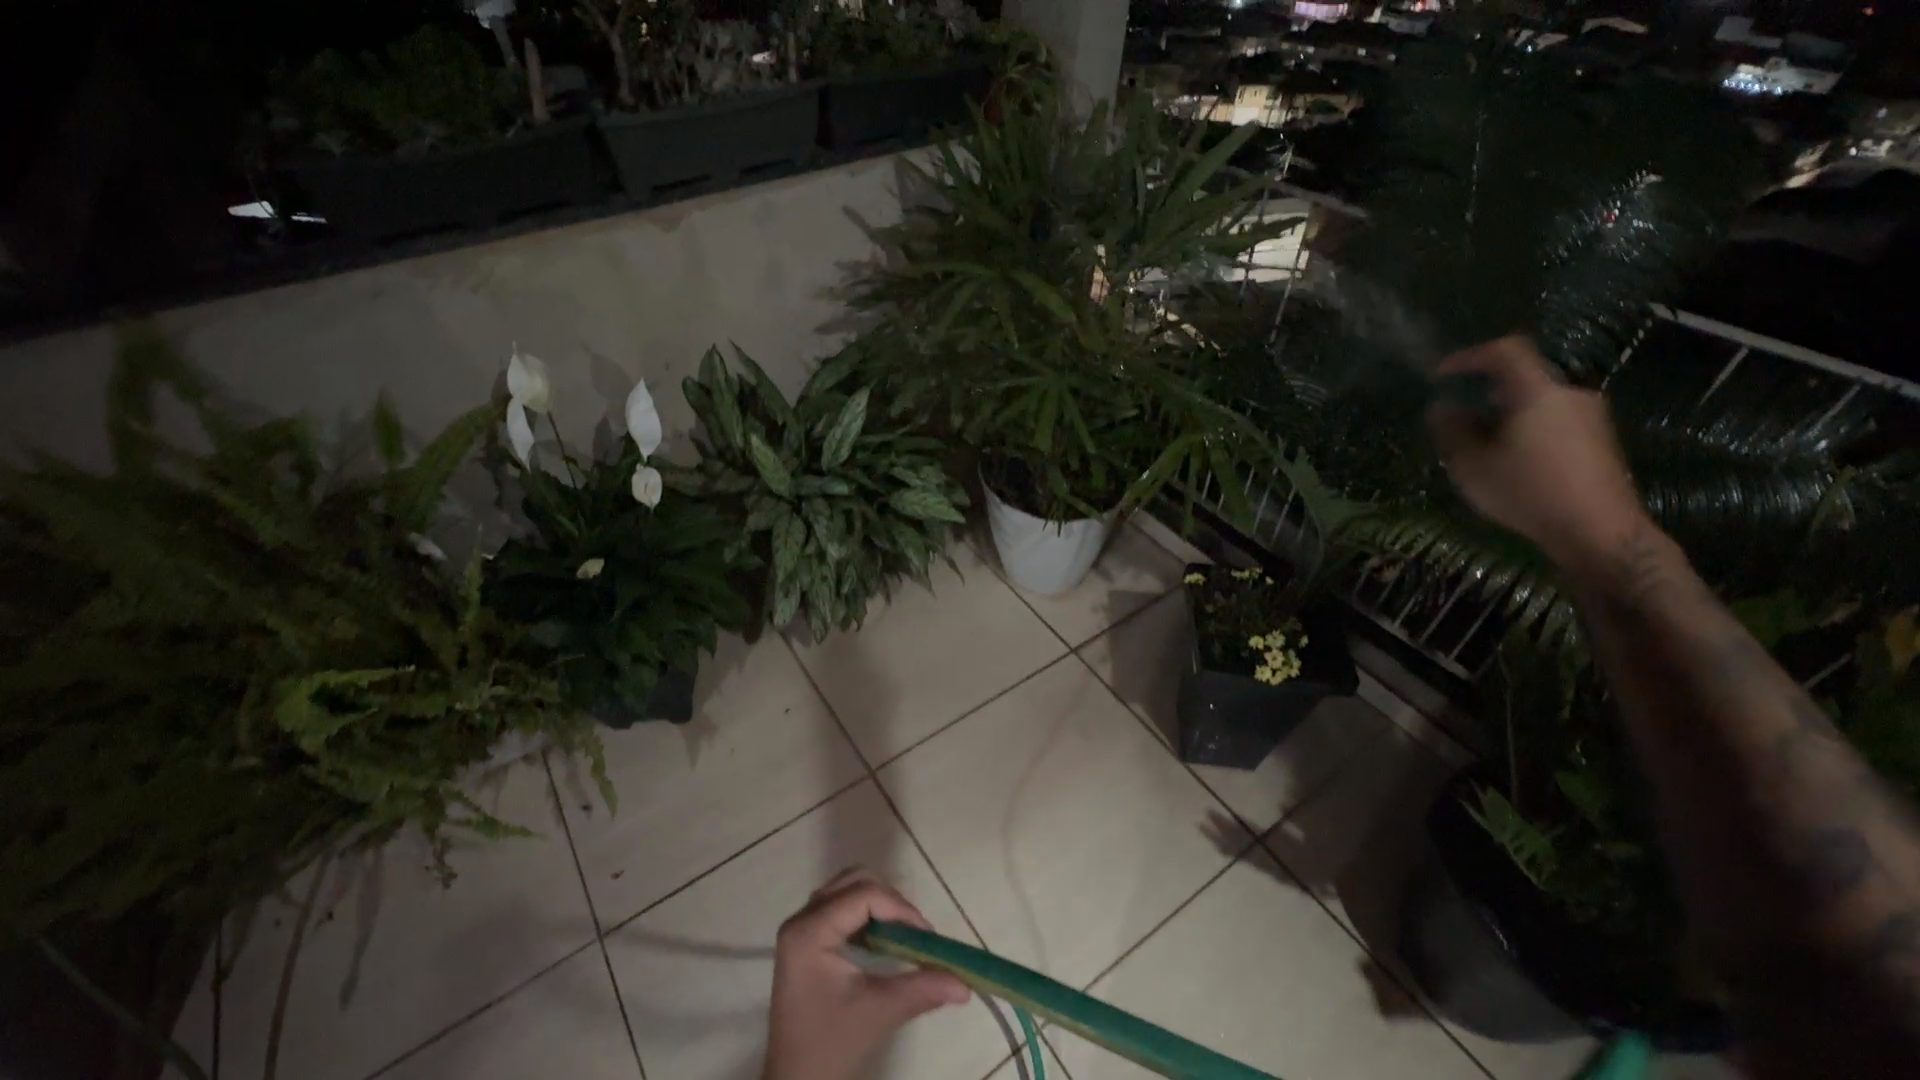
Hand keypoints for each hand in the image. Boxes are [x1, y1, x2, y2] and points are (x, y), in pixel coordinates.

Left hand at [762, 868, 970, 1079]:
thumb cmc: (831, 1045)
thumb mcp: (879, 1013)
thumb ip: (922, 989)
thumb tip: (965, 982)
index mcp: (810, 931)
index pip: (864, 895)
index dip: (901, 909)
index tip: (927, 937)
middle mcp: (802, 920)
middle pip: (855, 882)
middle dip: (891, 902)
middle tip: (915, 934)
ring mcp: (802, 929)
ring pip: (848, 890)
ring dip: (879, 906)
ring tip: (903, 938)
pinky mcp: (808, 941)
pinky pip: (842, 908)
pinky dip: (867, 916)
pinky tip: (884, 944)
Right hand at [1427, 336, 1647, 580]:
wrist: (1599, 531)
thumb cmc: (1528, 492)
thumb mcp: (1473, 466)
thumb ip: (1452, 431)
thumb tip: (1442, 408)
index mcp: (1538, 392)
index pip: (1506, 352)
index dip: (1470, 356)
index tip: (1442, 374)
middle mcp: (1569, 395)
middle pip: (1523, 381)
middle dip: (1486, 396)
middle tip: (1460, 421)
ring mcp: (1592, 418)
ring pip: (1539, 404)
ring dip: (1508, 417)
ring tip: (1484, 449)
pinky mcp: (1601, 442)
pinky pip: (1556, 423)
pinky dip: (1529, 432)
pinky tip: (1515, 465)